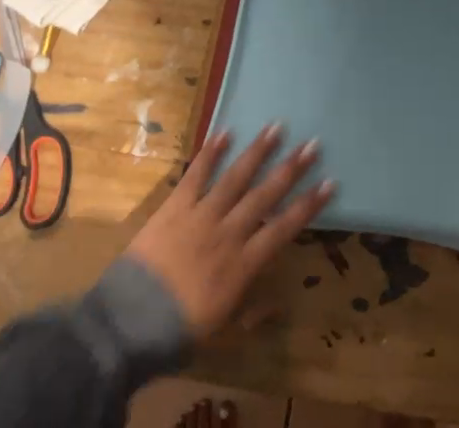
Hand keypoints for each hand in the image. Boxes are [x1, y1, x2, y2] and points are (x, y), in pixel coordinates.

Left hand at [124, 124, 334, 338]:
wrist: (128, 322)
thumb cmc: (179, 331)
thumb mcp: (225, 331)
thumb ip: (254, 312)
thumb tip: (281, 302)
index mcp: (244, 265)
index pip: (284, 228)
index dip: (308, 205)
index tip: (329, 182)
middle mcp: (228, 233)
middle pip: (265, 195)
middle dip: (291, 169)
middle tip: (312, 144)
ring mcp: (200, 217)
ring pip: (235, 178)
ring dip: (257, 152)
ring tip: (275, 127)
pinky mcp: (173, 208)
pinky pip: (195, 176)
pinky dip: (210, 154)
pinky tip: (224, 133)